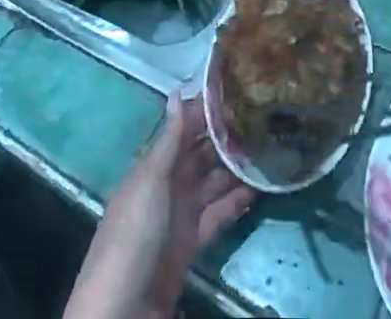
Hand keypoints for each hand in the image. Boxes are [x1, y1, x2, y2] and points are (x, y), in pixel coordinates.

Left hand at [64, 94, 254, 318]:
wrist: (123, 307)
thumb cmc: (134, 232)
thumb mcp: (151, 180)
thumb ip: (169, 140)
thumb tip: (178, 92)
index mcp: (153, 165)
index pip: (182, 130)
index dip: (205, 112)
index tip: (236, 92)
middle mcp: (168, 185)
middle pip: (200, 155)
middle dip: (225, 139)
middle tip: (261, 119)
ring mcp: (180, 215)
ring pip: (212, 183)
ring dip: (235, 169)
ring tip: (267, 149)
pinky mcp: (192, 243)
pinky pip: (217, 215)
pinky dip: (235, 202)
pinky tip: (257, 189)